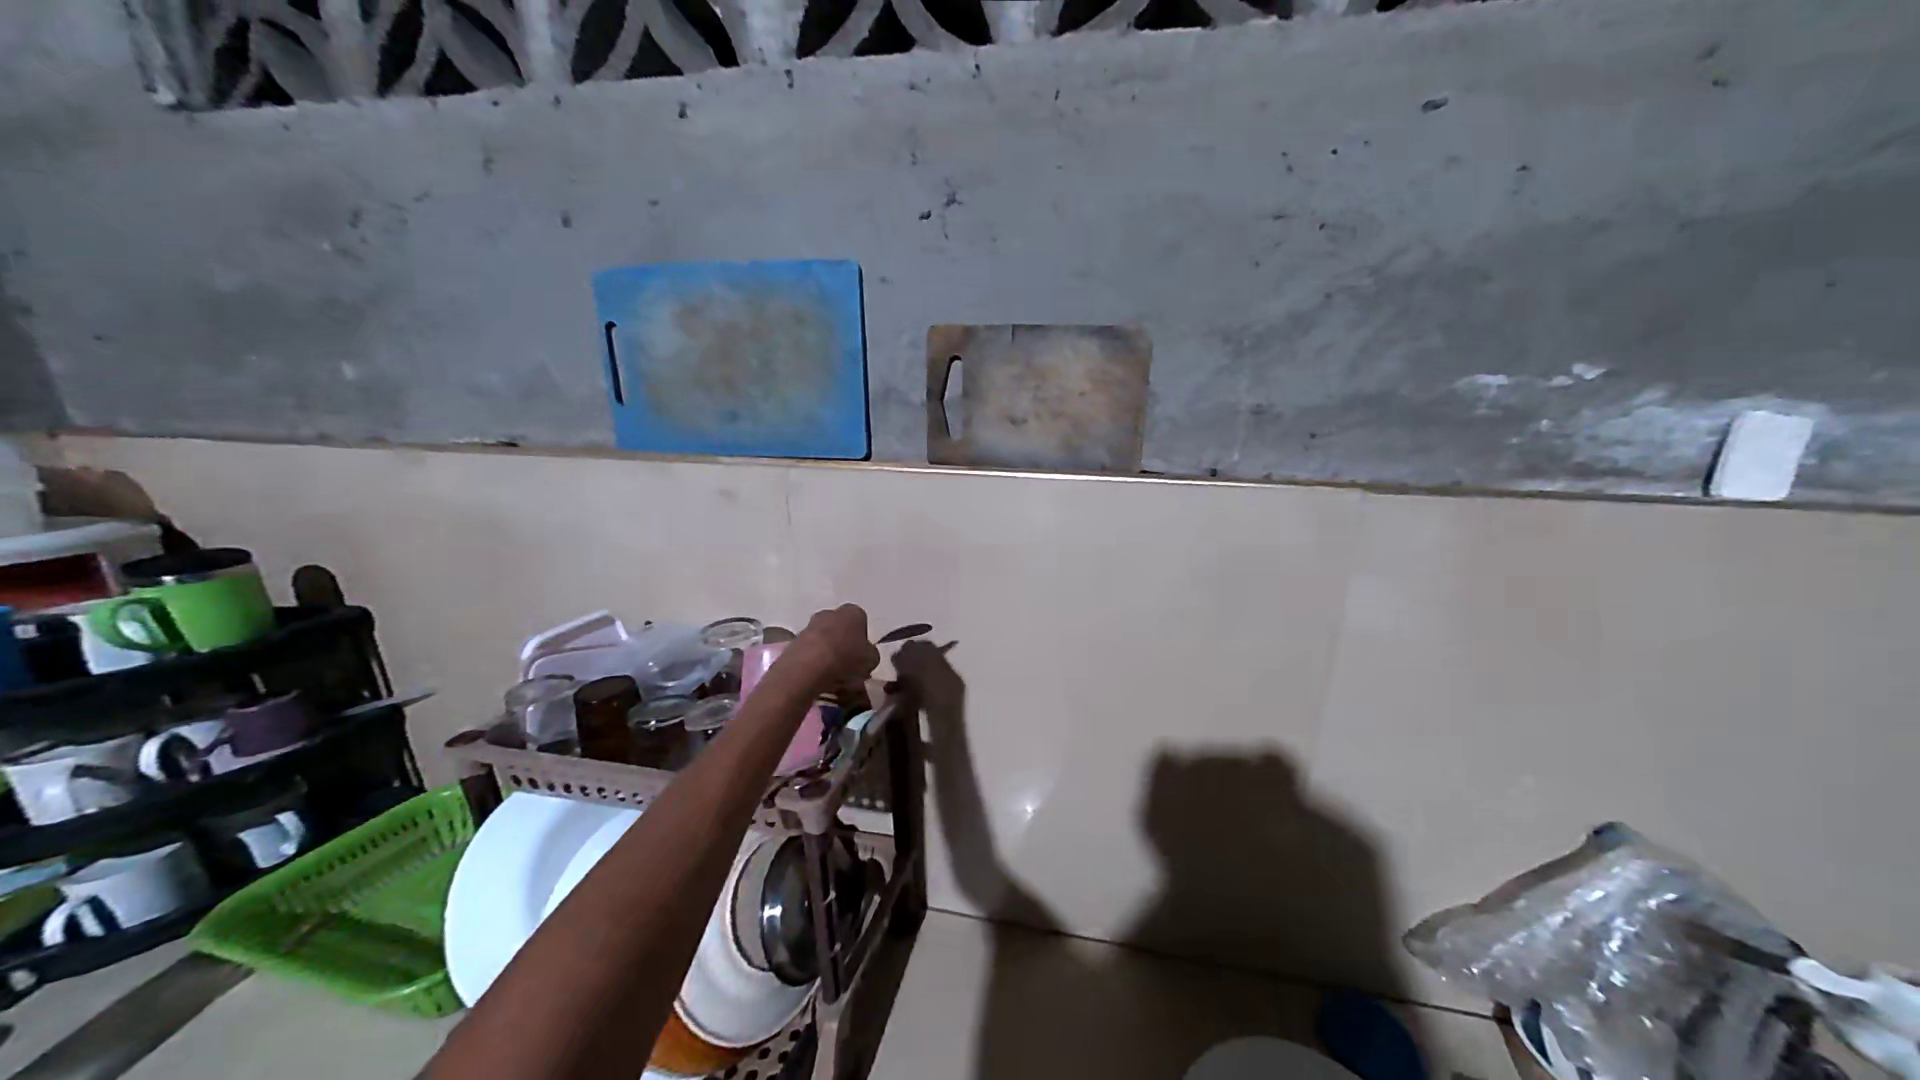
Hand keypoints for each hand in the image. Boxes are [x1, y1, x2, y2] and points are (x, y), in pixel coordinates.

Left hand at [788, 604, 879, 692]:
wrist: (808, 668)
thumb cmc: (847, 658)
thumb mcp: (872, 660)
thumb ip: (870, 655)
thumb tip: (866, 656)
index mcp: (852, 612)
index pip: (861, 622)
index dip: (862, 640)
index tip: (862, 656)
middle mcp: (829, 613)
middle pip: (840, 630)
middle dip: (843, 647)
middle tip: (849, 668)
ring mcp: (809, 626)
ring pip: (823, 642)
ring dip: (828, 657)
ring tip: (833, 679)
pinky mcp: (793, 642)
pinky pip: (809, 653)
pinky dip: (814, 664)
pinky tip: (818, 681)